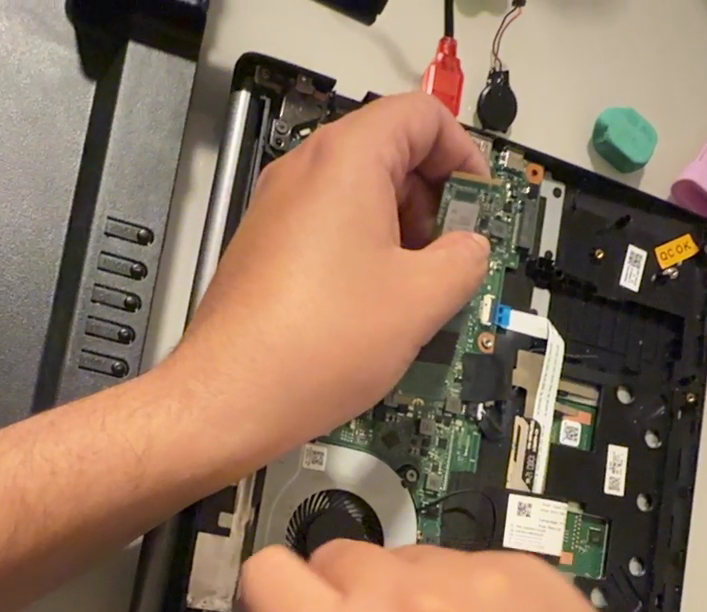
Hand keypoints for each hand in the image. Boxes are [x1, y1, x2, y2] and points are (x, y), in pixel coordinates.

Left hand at [167, 92, 492, 462]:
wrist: (228, 400)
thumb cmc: (315, 346)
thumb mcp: (420, 302)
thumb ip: (466, 260)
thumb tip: (469, 250)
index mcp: (344, 161)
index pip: (421, 115)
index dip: (463, 154)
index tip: (478, 204)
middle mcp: (300, 175)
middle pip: (387, 157)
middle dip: (431, 203)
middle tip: (449, 259)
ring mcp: (273, 216)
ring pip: (354, 203)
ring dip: (396, 238)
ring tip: (412, 297)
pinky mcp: (259, 256)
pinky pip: (323, 238)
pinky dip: (358, 260)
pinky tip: (369, 314)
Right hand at [238, 541, 688, 611]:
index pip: (265, 572)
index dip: (270, 600)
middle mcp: (403, 601)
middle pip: (331, 556)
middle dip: (339, 598)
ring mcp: (473, 578)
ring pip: (400, 558)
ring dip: (403, 596)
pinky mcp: (532, 571)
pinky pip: (464, 564)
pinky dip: (464, 598)